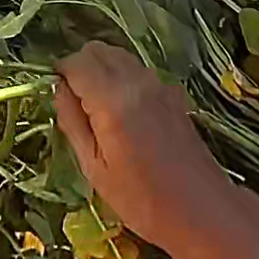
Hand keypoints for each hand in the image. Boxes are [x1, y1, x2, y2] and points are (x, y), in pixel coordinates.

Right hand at [53, 41, 258, 258]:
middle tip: (75, 101)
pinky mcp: (171, 91)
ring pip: (118, 55)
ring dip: (101, 69)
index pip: (77, 62)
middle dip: (80, 66)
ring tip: (99, 109)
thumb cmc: (142, 199)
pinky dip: (122, 78)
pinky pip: (137, 69)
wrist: (202, 209)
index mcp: (112, 100)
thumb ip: (72, 122)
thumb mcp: (94, 168)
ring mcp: (157, 83)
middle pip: (97, 49)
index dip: (60, 72)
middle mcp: (136, 81)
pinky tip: (125, 114)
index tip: (56, 94)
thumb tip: (57, 89)